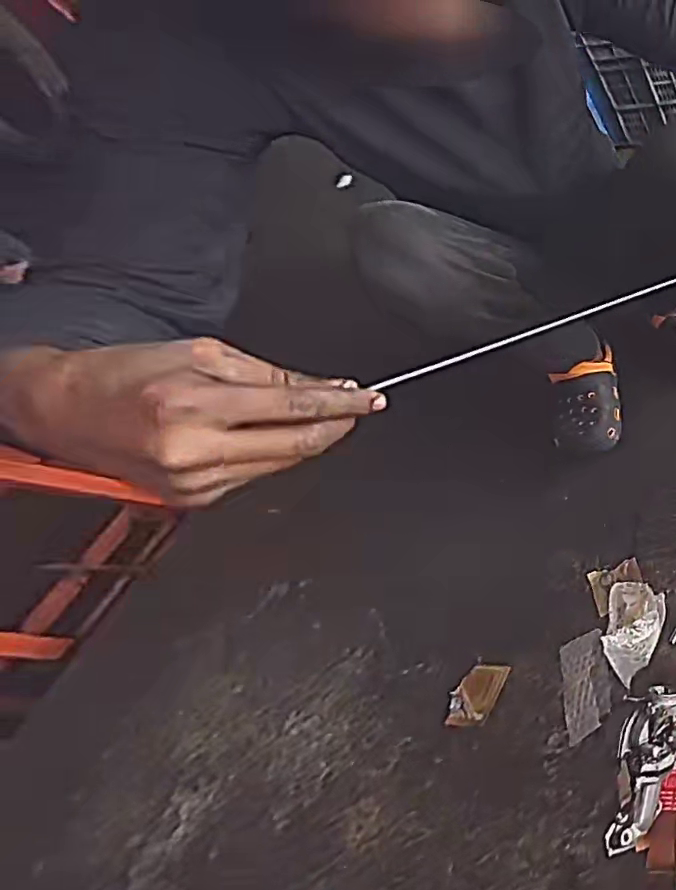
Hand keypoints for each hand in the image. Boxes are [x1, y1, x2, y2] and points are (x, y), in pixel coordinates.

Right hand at [0, 338, 384, 506]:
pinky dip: (277, 455)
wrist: (54, 407)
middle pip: (301, 443)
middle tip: (357, 411)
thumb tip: (332, 389)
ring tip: (317, 420)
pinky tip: (270, 439)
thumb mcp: (201, 356)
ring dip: (311, 440)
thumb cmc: (123, 375)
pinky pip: (261, 475)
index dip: (343, 405)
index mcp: (190, 405)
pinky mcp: (194, 497)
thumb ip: (274, 376)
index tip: (372, 400)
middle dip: (339, 425)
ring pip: (287, 462)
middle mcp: (192, 447)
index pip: (295, 408)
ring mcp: (194, 479)